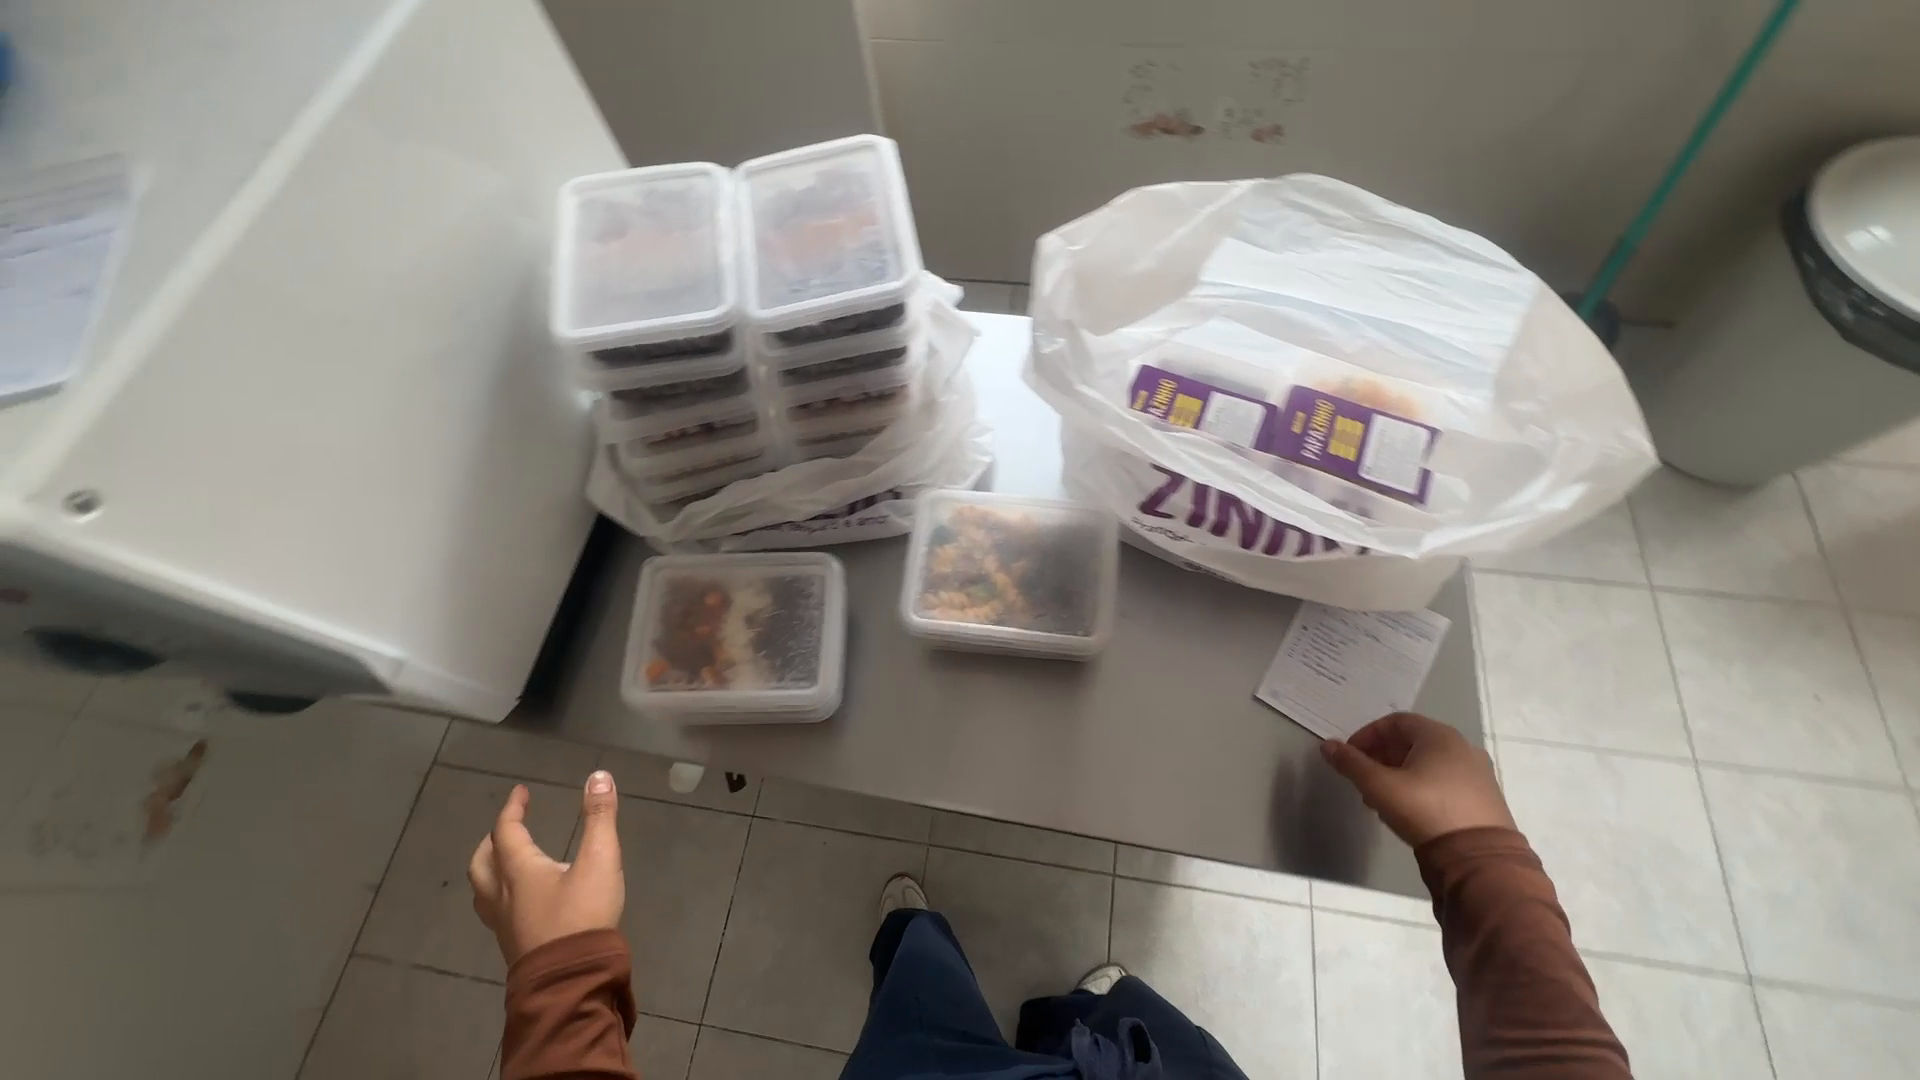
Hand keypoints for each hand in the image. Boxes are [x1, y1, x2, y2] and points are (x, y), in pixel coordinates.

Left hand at [469, 771, 625, 965]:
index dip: (513, 808)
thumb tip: (599, 776)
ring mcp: (504, 922)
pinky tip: (522, 898)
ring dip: (490, 867)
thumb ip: (600, 817)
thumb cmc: (583, 914)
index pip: (506, 831)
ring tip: (508, 859)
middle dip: (494, 839)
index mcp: (518, 870)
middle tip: (510, 826)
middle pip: (482, 862)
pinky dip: (500, 891)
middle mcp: (502, 895)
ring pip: (483, 889)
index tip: (521, 792)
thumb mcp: (600, 859)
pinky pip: (494, 909)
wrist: (572, 977)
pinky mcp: (513, 943)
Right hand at [1320, 712, 1515, 846]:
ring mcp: (1478, 773)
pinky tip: (1408, 809)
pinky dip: (1421, 786)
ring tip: (1380, 798)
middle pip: (1411, 741)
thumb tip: (1327, 745)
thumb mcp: (1378, 785)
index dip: (1367, 735)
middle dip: (1380, 756)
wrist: (1478, 858)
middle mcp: (1462, 747)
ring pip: (1427, 763)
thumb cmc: (1424, 809)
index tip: (1350, 756)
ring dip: (1398, 773)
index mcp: (1439, 736)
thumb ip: (1350, 763)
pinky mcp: (1485, 798)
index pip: (1394, 722)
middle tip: (1362, 778)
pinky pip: (1444, 781)